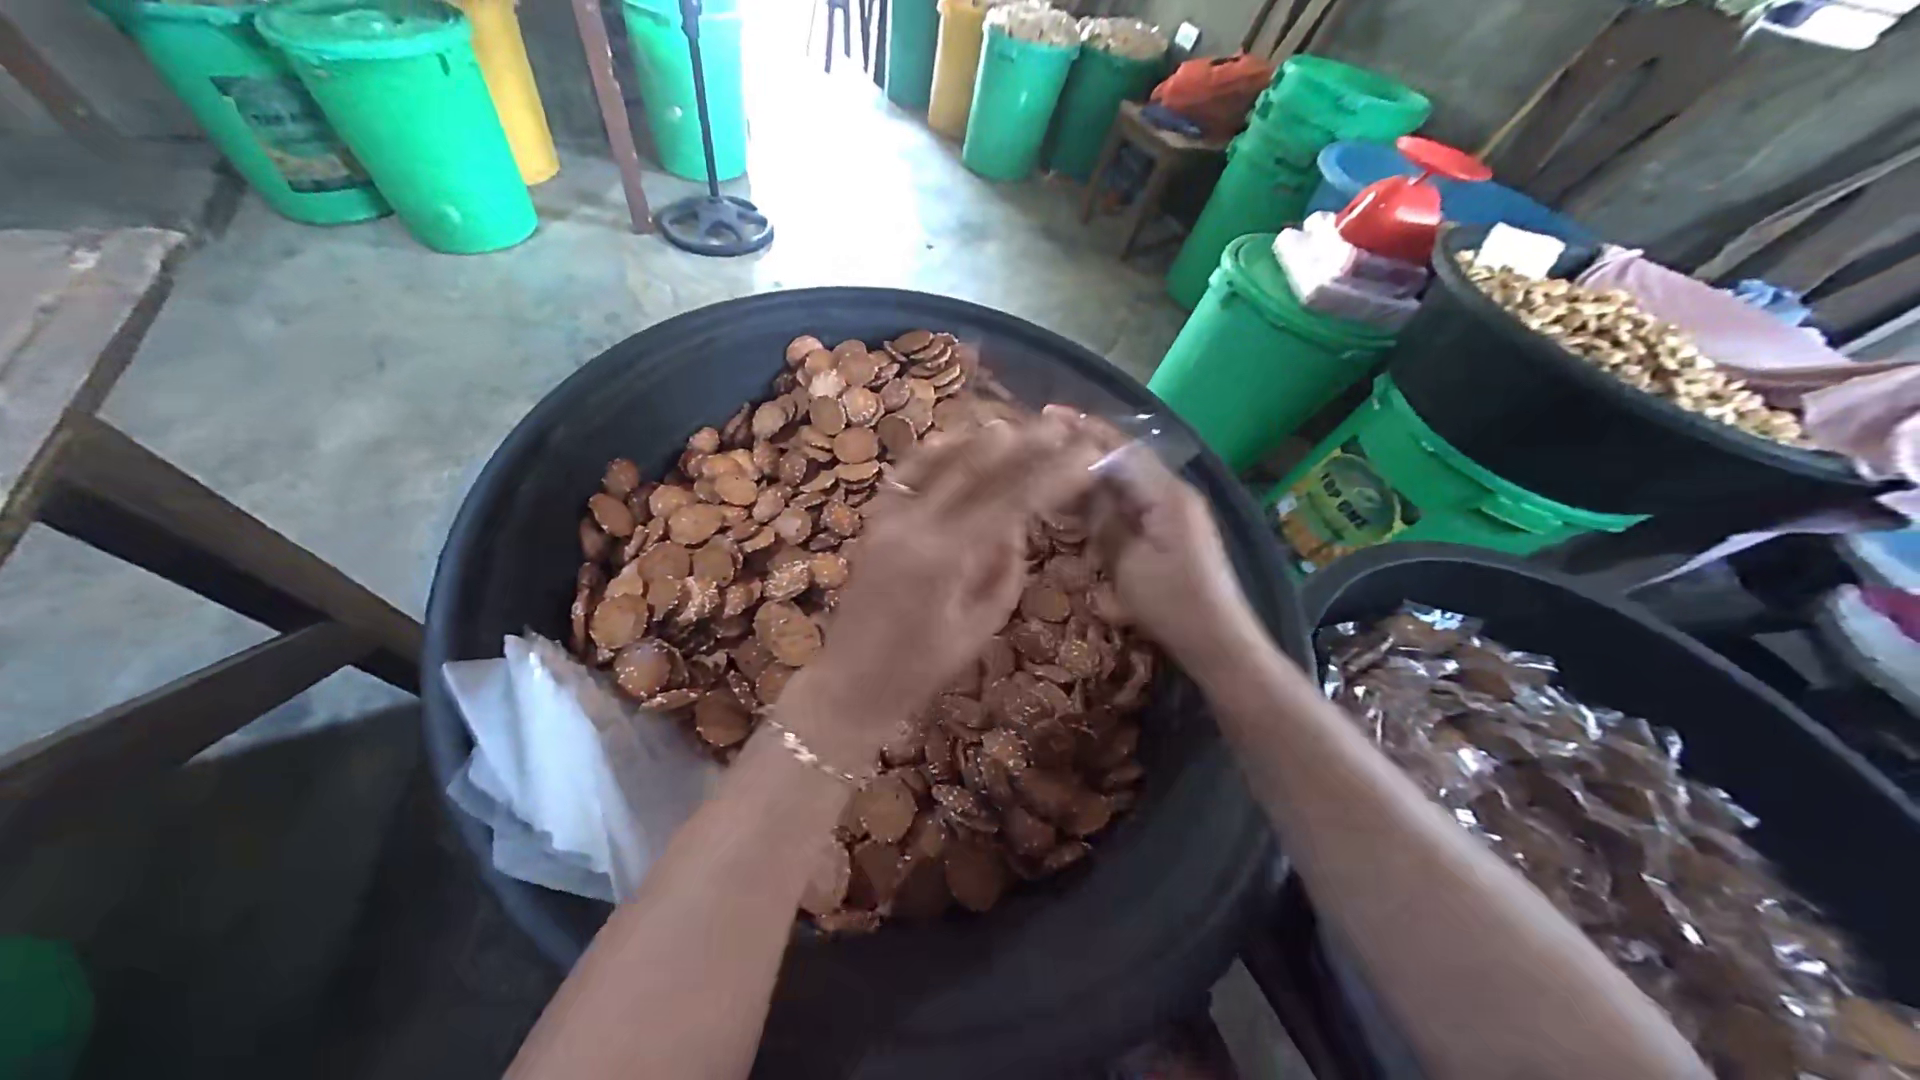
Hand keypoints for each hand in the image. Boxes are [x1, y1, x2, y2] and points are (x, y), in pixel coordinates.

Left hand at [778, 415, 1102, 762]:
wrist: (853, 682)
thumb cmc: (924, 667)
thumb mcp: (981, 624)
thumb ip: (1005, 567)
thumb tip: (1018, 521)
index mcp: (945, 558)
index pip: (1011, 501)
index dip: (1052, 476)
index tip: (1085, 456)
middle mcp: (913, 525)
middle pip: (977, 469)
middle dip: (1023, 444)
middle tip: (1059, 425)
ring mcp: (887, 518)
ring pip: (938, 461)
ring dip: (979, 438)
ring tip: (1017, 423)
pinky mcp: (873, 521)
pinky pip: (906, 474)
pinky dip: (934, 453)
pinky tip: (958, 438)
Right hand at [1052, 409, 1258, 668]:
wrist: (1219, 641)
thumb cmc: (1173, 604)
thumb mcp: (1129, 562)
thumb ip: (1104, 520)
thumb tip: (1080, 487)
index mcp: (1167, 495)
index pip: (1121, 450)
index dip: (1086, 430)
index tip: (1050, 415)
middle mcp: (1174, 493)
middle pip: (1127, 457)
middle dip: (1088, 442)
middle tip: (1046, 433)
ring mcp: (1176, 511)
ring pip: (1130, 478)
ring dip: (1095, 468)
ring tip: (1056, 462)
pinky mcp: (1173, 529)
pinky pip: (1135, 499)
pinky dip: (1107, 494)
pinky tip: (1084, 498)